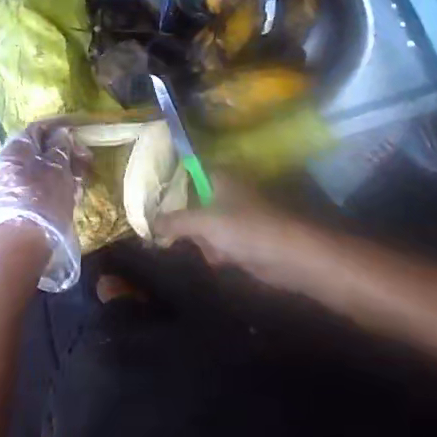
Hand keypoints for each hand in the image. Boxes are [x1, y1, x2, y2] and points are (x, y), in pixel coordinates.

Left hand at [0, 118, 90, 291]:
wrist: (22, 250)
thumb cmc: (42, 202)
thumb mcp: (58, 168)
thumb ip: (60, 146)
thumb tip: (62, 133)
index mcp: (14, 150)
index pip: (38, 128)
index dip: (61, 128)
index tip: (81, 135)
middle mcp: (8, 164)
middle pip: (40, 149)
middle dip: (66, 153)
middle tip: (86, 162)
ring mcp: (9, 185)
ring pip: (41, 168)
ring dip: (63, 170)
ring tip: (80, 182)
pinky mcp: (15, 203)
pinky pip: (37, 185)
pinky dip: (55, 185)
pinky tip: (69, 195)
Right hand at [155, 178, 322, 285]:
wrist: (288, 255)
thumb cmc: (245, 228)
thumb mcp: (203, 222)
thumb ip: (174, 221)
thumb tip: (149, 222)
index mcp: (220, 177)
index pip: (189, 174)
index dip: (173, 188)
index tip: (155, 205)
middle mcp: (228, 192)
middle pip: (194, 205)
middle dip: (188, 225)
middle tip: (179, 238)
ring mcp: (237, 215)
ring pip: (206, 228)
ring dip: (205, 243)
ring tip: (213, 252)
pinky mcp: (245, 239)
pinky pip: (221, 244)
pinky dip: (220, 254)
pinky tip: (224, 261)